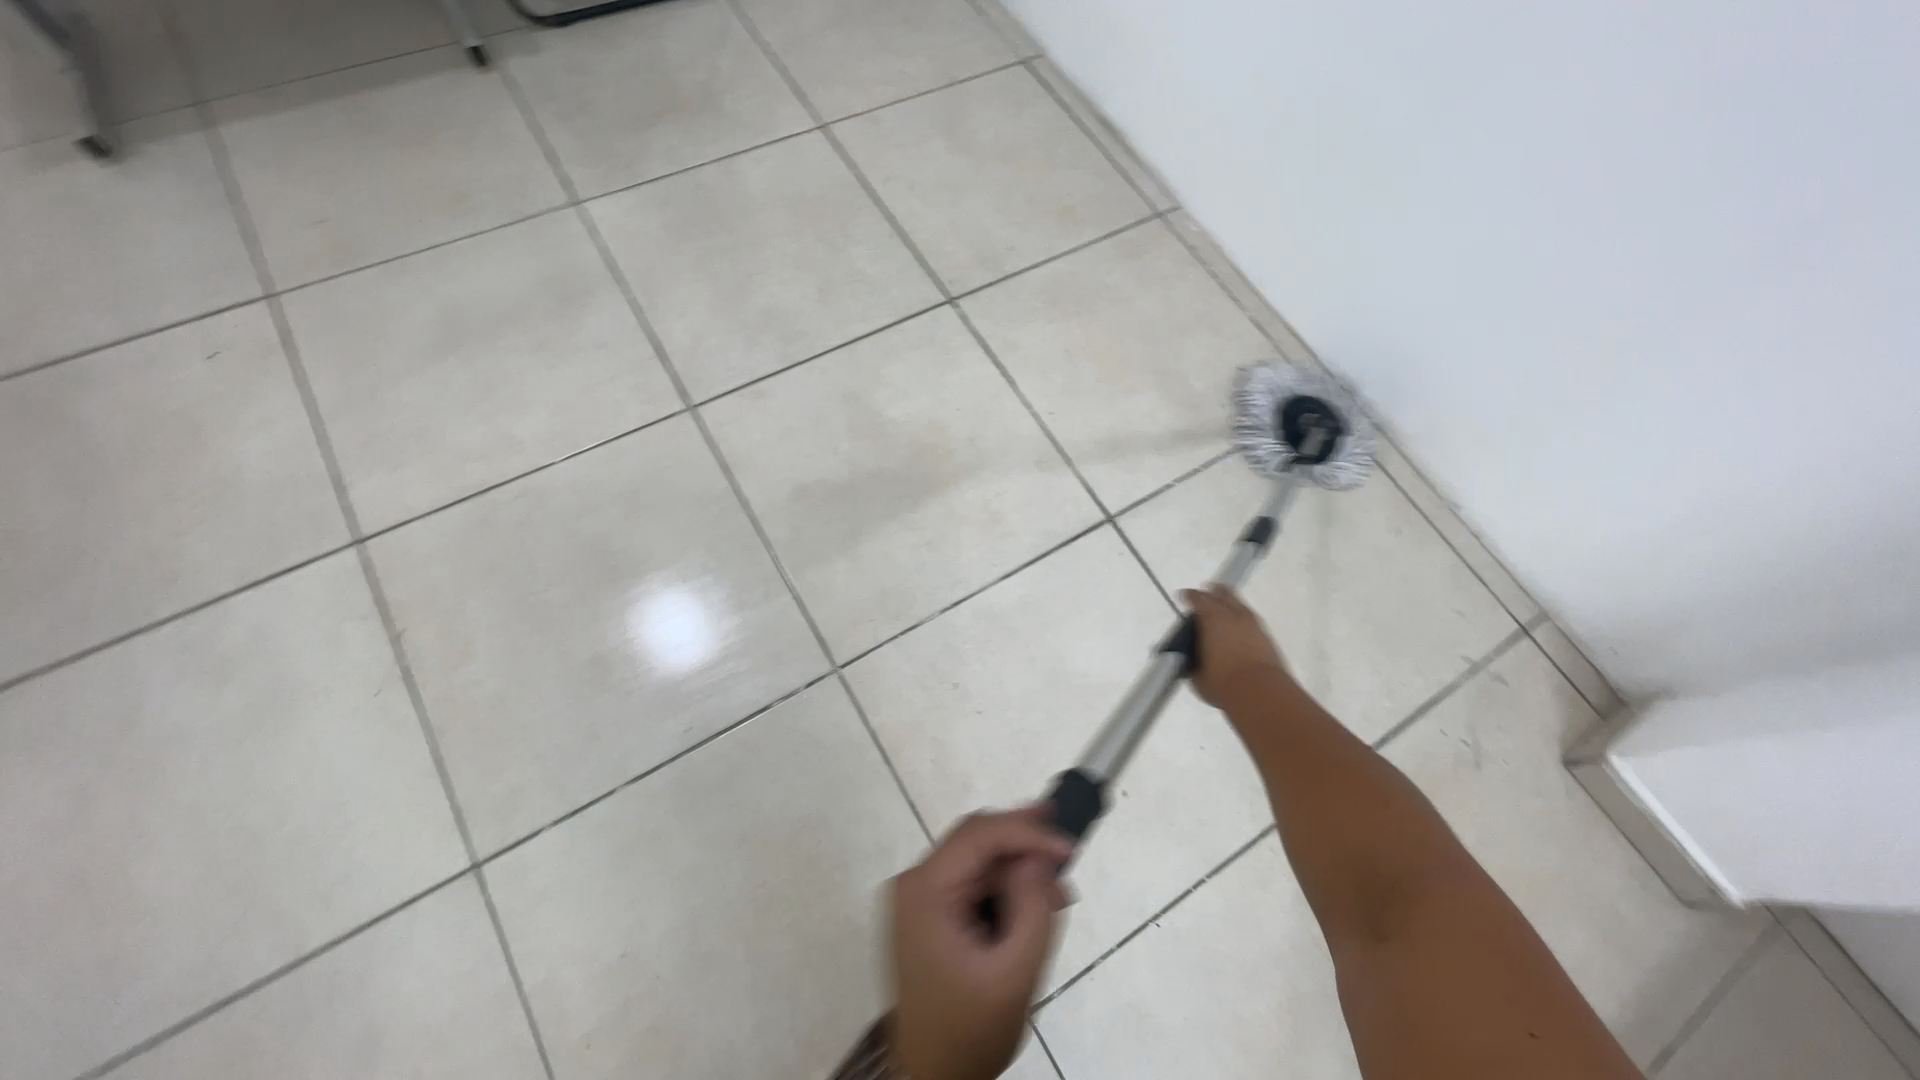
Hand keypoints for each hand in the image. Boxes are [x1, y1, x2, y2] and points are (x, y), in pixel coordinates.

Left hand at [889, 808, 1072, 1079]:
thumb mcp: (1014, 972)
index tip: (1070, 849)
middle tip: (1068, 842)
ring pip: (978, 859)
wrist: (933, 1074)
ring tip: (1059, 889)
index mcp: (925, 892)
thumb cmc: (971, 1029)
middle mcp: (916, 884)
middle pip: (976, 839)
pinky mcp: (931, 913)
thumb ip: (1031, 906)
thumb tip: (1039, 855)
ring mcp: (920, 898)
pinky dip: (1006, 887)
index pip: (979, 835)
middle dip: (1024, 839)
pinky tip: (1037, 902)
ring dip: (1020, 866)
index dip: (1027, 832)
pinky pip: (973, 883)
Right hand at [1181, 584, 1290, 707]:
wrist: (1262, 693)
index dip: (1189, 595)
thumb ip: (1192, 661)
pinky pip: (1251, 620)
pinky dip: (1242, 619)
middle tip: (1206, 593)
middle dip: (1212, 591)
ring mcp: (1253, 624)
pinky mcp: (1267, 637)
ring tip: (1223, 609)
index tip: (1184, 595)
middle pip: (1222, 593)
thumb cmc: (1222, 683)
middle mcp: (1233, 615)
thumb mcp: (1197, 675)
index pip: (1197, 598)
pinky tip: (1238, 628)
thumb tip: (1190, 660)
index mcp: (1211, 618)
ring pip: (1239, 605)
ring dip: (1229, 603)